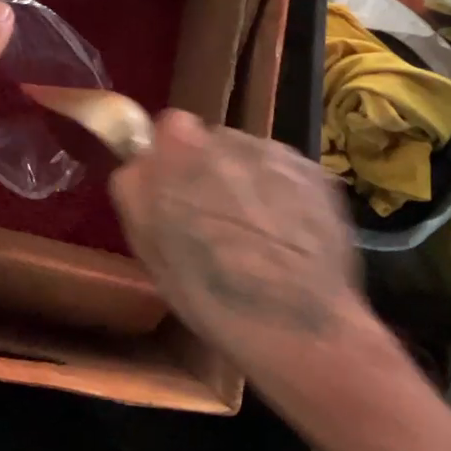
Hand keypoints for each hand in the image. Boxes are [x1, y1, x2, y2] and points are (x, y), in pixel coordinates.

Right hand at [110, 110, 364, 350]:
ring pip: (249, 156)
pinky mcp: (311, 169)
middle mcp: (219, 138)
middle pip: (210, 140)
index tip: (174, 187)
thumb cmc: (207, 293)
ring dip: (248, 180)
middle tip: (215, 214)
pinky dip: (284, 194)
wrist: (296, 322)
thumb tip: (143, 167)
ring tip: (259, 233)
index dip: (171, 157)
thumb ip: (139, 192)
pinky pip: (286, 172)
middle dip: (209, 168)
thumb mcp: (147, 246)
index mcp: (172, 153)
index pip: (166, 128)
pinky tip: (290, 236)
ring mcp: (268, 150)